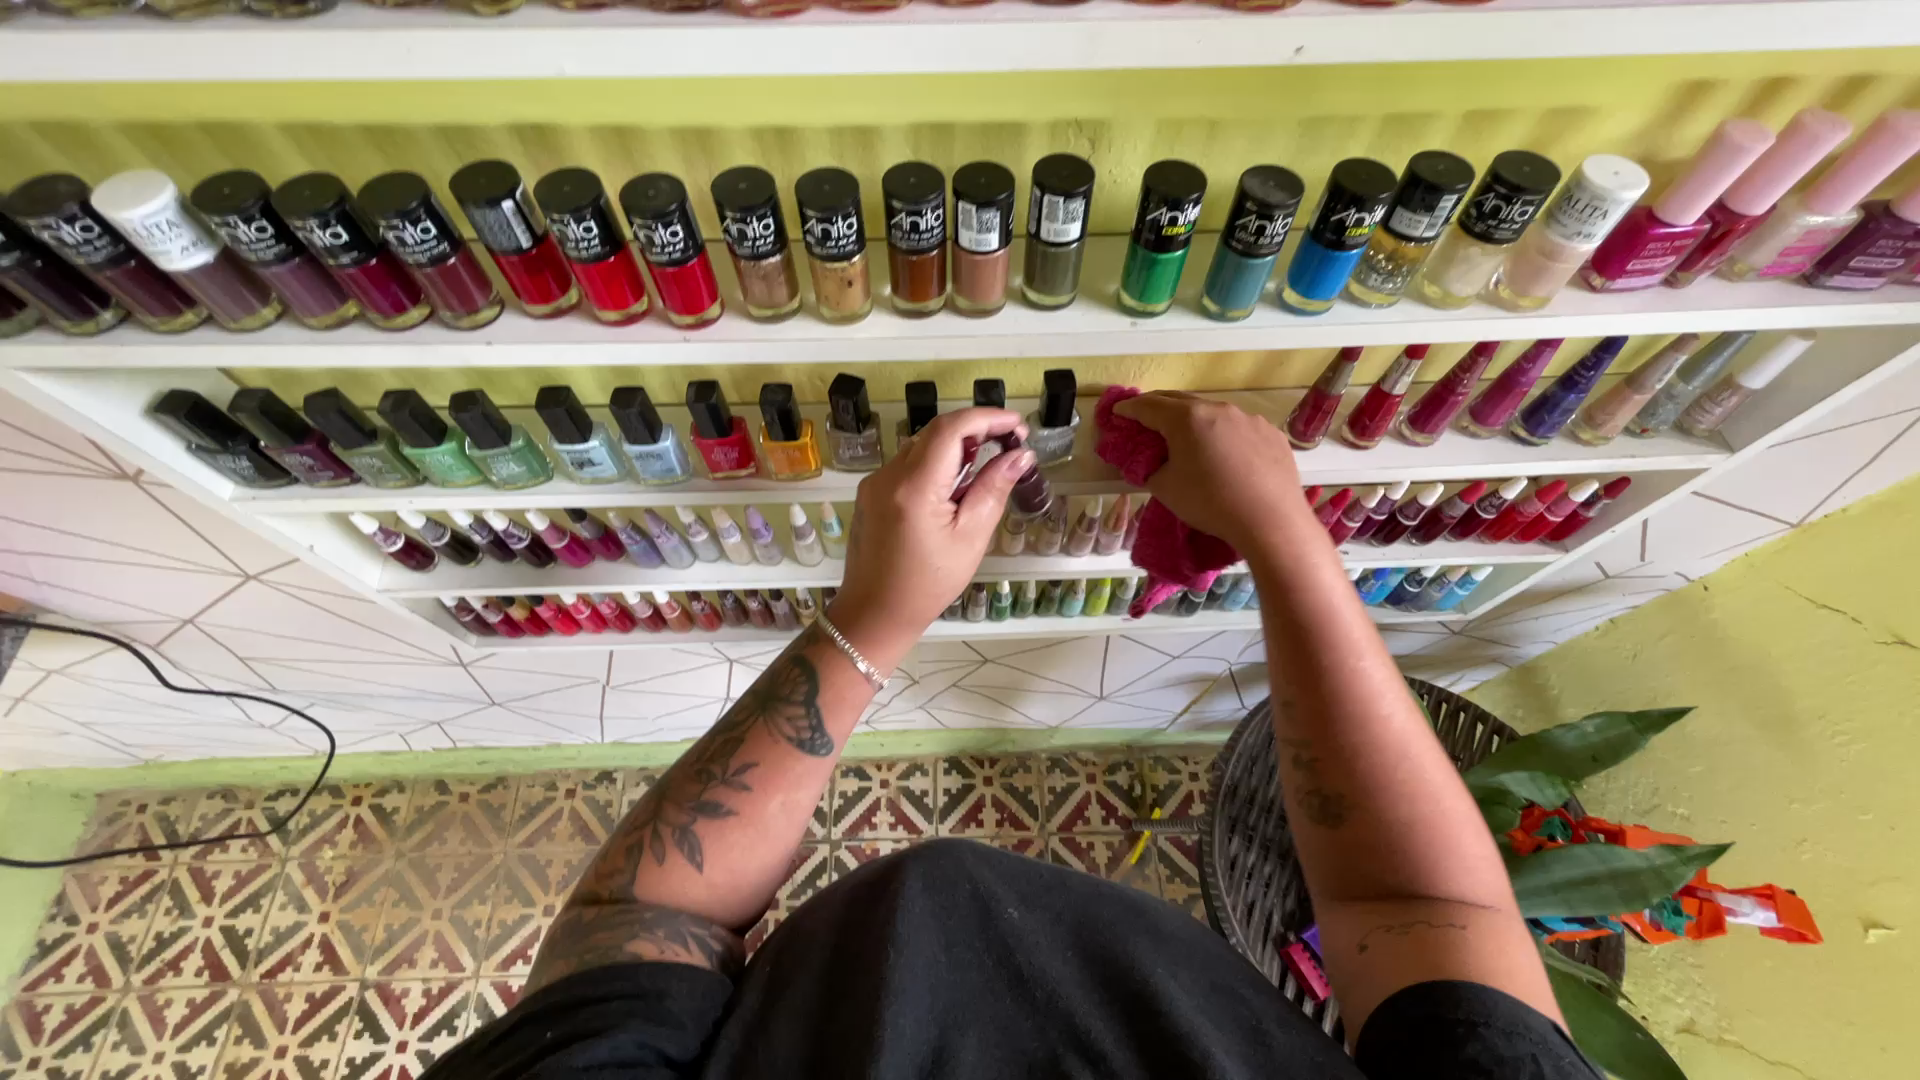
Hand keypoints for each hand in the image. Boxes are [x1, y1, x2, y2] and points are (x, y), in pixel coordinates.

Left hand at [830, 407, 1030, 670]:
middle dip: (975, 429)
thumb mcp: (970, 539)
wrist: (873, 614)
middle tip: (1010, 443)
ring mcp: (875, 482)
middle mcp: (889, 475)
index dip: (987, 418)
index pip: (951, 428)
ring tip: (987, 465)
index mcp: (914, 486)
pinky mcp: (870, 493)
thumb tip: (1020, 455)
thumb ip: (994, 490)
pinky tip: (954, 487)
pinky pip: (907, 464)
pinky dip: (935, 464)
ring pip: (920, 446)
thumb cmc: (927, 585)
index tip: (1017, 425)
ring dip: (955, 447)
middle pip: (935, 432)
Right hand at [1111, 391, 1311, 552]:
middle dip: (1158, 406)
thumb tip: (1154, 460)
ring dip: (1194, 420)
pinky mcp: (1271, 434)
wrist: (1270, 520)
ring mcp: (1249, 419)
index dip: (1129, 409)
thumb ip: (1151, 467)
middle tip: (1144, 415)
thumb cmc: (1210, 503)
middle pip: (1180, 401)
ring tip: (1187, 437)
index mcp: (1187, 419)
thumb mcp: (1165, 488)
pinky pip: (1239, 429)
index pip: (1149, 407)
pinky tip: (1225, 456)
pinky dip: (1223, 435)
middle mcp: (1218, 409)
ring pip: (1213, 413)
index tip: (1118, 412)